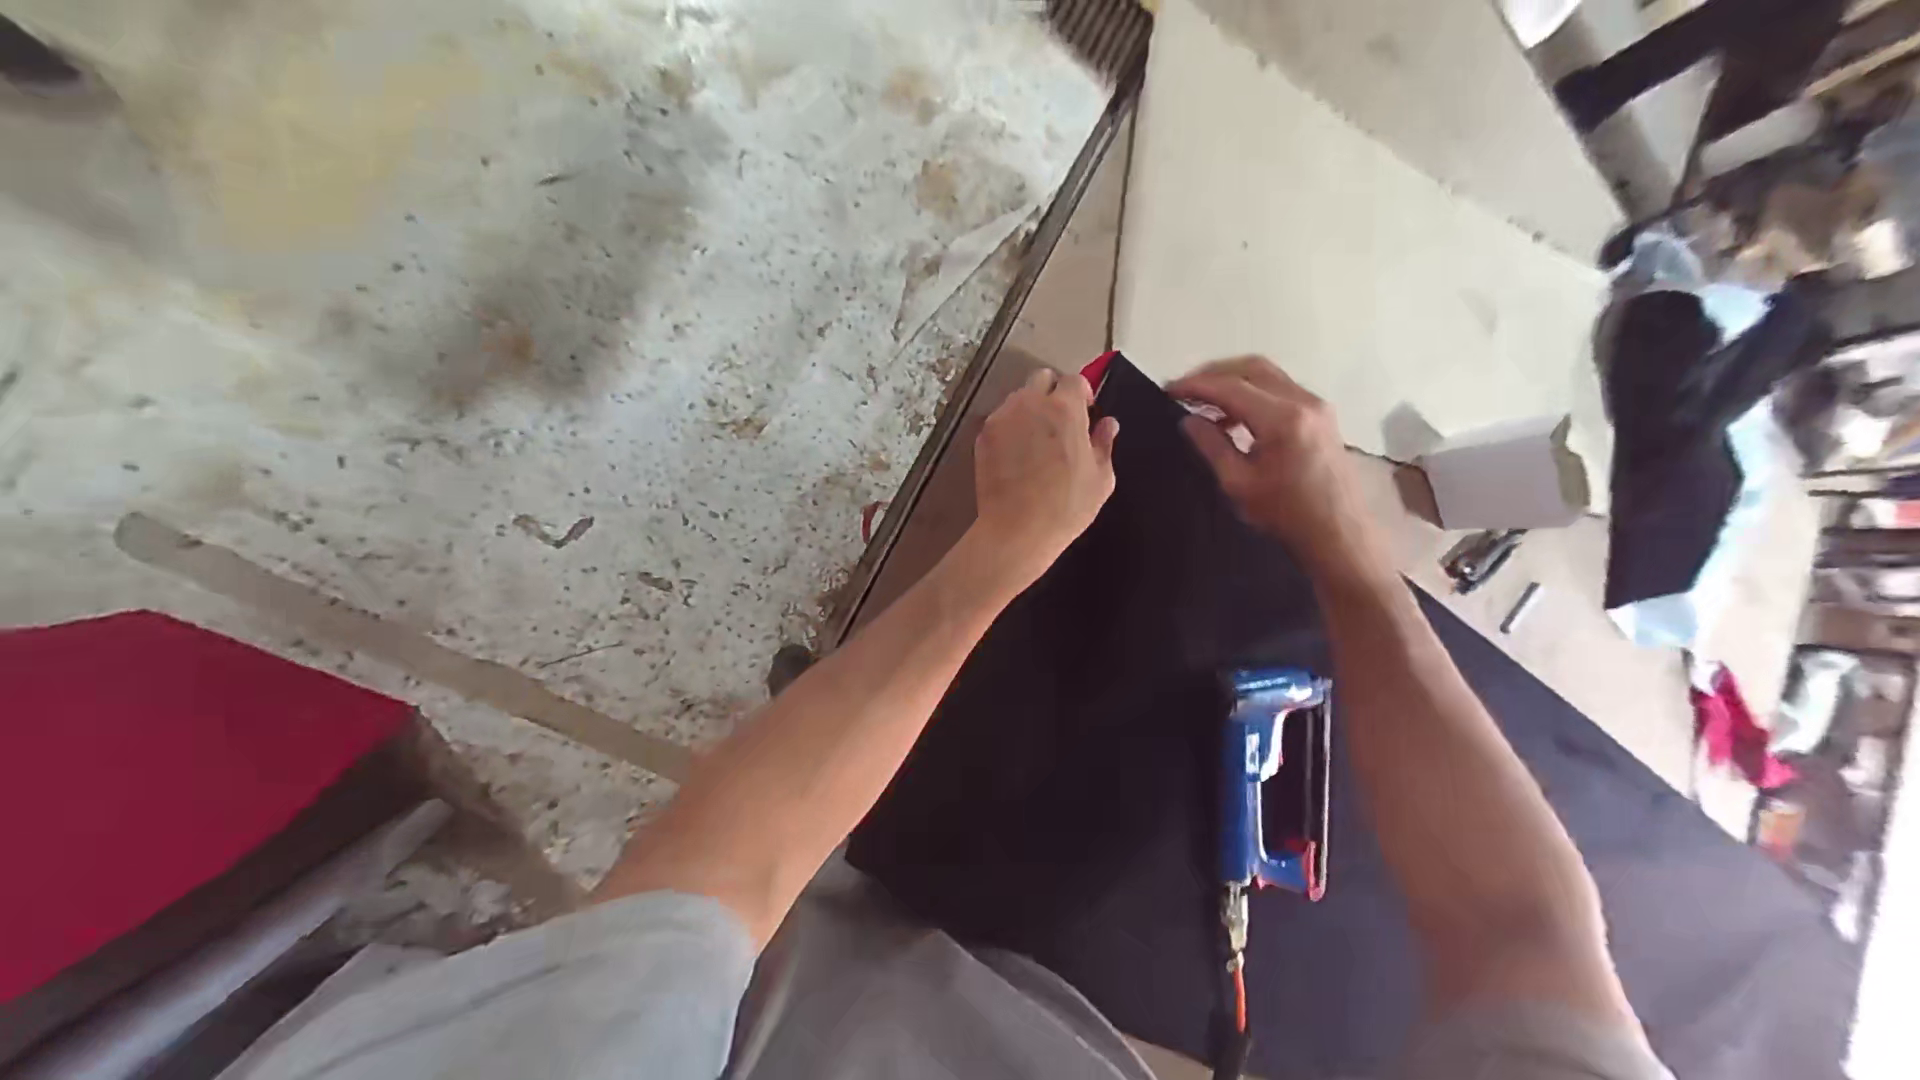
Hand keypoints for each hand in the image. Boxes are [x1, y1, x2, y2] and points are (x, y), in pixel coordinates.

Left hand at [968, 367, 1118, 589]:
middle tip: (1061, 420)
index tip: (1086, 411)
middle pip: (1042, 378)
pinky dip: (1010, 427)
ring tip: (1037, 439)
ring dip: (1030, 408)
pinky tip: (1017, 454)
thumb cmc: (1066, 506)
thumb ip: (1104, 443)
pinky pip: (1000, 420)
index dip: (1082, 393)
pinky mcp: (983, 436)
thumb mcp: (1101, 478)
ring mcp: (1002, 418)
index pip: (1074, 379)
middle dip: (1053, 391)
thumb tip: (1108, 424)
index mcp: (1064, 409)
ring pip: (1018, 398)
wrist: (1018, 529)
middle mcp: (1030, 404)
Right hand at [1169, 356, 1383, 576]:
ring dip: (1232, 381)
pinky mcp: (1320, 414)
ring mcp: (1316, 405)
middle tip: (1184, 389)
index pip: (1230, 387)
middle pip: (1251, 368)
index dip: (1196, 385)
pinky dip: (1251, 392)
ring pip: (1267, 374)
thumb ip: (1211, 445)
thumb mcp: (1238, 482)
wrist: (1338, 531)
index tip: (1168, 389)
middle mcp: (1303, 401)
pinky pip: (1279, 388)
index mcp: (1282, 419)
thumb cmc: (1285, 513)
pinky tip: (1232, 414)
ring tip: (1203, 402)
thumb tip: (1188, 420)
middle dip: (1213, 373)